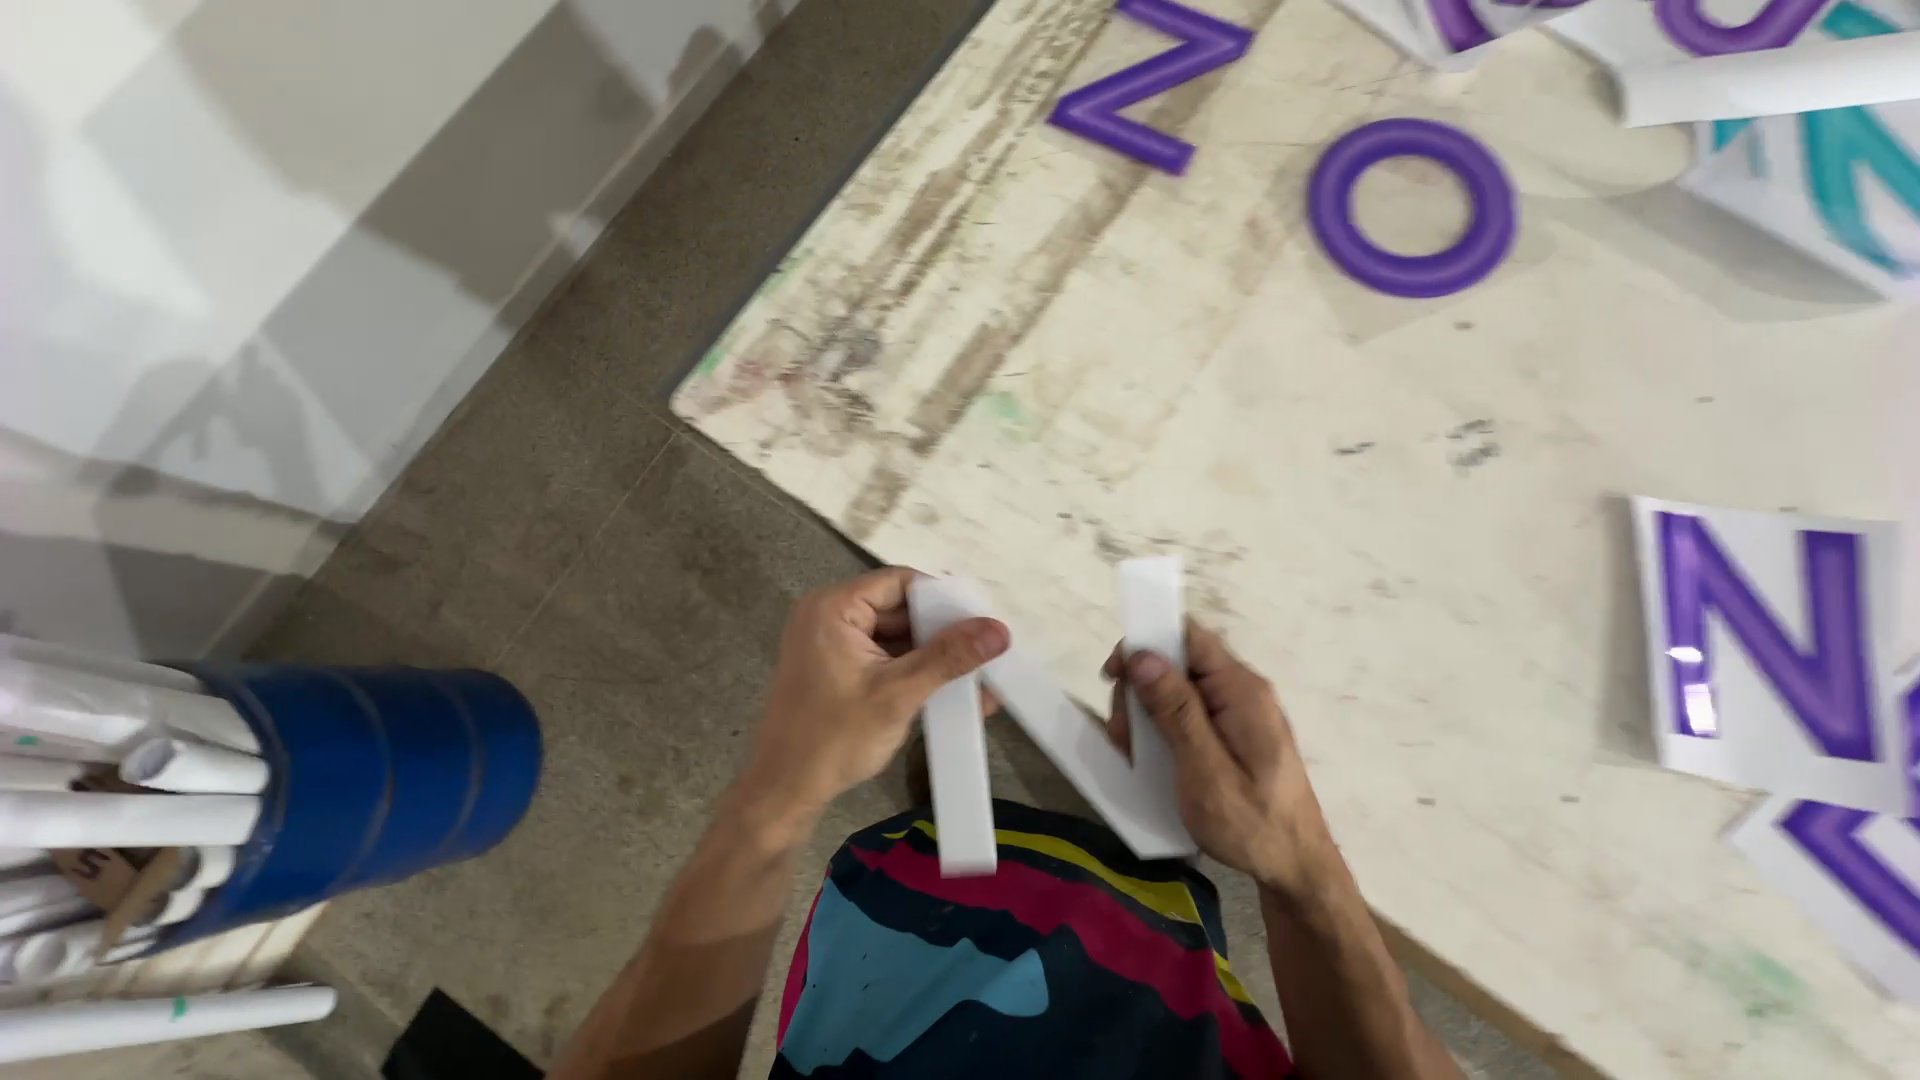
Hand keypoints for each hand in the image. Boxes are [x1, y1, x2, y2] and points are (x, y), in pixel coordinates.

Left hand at [741, 567, 1008, 829]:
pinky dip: (914, 672)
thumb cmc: (834, 738)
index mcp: (833, 608)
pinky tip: (951, 691)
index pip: (900, 583)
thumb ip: (949, 657)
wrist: (784, 792)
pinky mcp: (837, 670)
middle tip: (987, 651)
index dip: (942, 599)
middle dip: (943, 634)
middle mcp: (829, 616)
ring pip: (896, 637)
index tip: (979, 622)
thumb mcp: (898, 693)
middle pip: (900, 609)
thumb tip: (999, 629)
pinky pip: (884, 658)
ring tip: (979, 677)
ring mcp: (831, 644)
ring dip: (933, 657)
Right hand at [1104, 622, 1337, 901]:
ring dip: (1147, 714)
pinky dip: (1163, 729)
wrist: (1297, 870)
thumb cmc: (1251, 825)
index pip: (1188, 636)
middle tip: (1124, 736)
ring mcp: (1239, 712)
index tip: (1114, 676)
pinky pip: (1189, 713)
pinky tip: (1153, 760)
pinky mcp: (1233, 732)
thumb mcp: (1205, 771)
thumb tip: (1143, 655)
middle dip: (1140, 690)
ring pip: (1177, 689)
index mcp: (1240, 690)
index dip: (1145, 643)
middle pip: (1177, 661)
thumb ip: (1176, 711)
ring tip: (1136, 755)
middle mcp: (1242, 690)